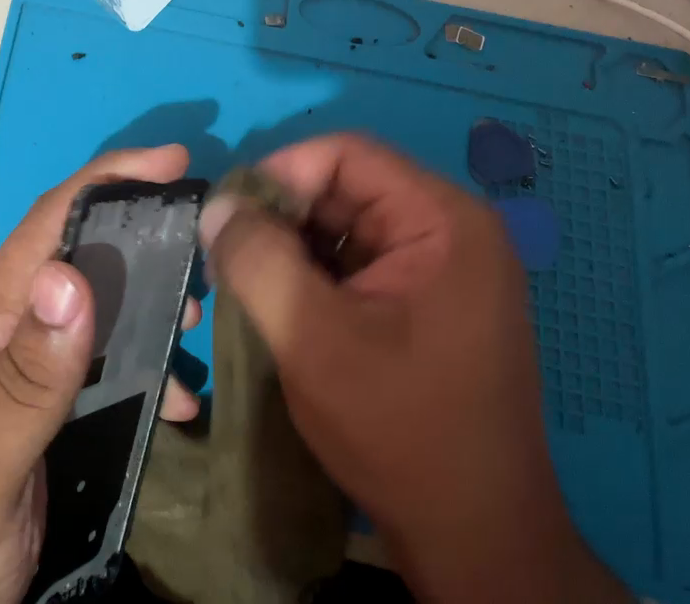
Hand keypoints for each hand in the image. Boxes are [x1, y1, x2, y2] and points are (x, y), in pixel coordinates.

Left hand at [0, 145, 197, 603]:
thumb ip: (23, 380)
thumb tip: (72, 273)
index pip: (46, 229)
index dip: (106, 182)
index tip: (174, 161)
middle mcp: (2, 343)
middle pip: (77, 262)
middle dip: (142, 244)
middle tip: (206, 264)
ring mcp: (19, 385)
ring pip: (96, 319)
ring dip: (148, 313)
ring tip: (198, 332)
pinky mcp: (38, 427)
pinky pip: (100, 375)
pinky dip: (143, 374)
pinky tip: (175, 406)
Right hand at [198, 134, 627, 603]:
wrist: (472, 534)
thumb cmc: (399, 427)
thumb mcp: (313, 337)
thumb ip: (257, 259)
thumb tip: (217, 207)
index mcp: (443, 221)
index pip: (346, 155)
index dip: (279, 175)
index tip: (228, 220)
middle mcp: (449, 232)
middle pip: (343, 190)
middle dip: (279, 218)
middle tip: (227, 262)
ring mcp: (439, 271)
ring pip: (341, 229)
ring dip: (289, 251)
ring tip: (247, 291)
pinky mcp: (423, 304)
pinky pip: (353, 265)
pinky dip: (309, 278)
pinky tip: (279, 312)